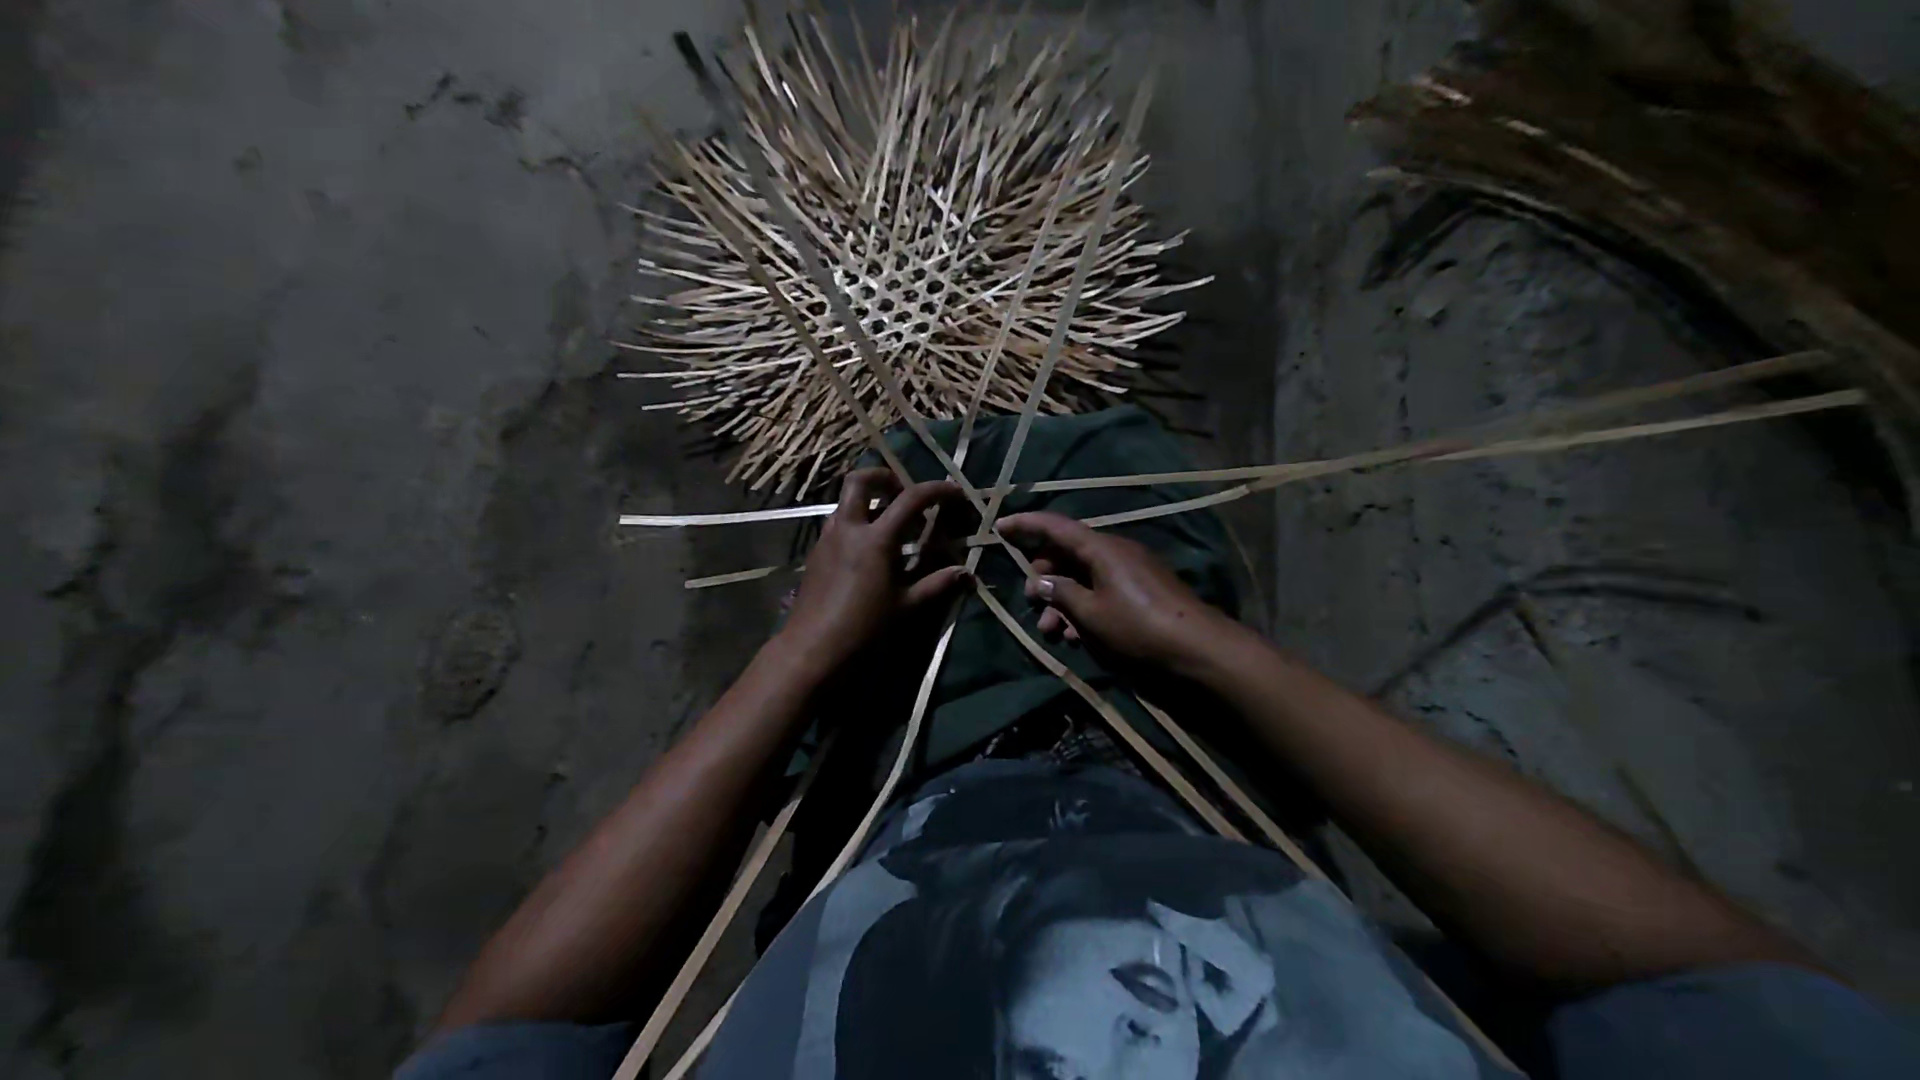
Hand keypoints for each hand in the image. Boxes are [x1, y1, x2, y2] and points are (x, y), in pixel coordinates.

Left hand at [773, 469, 970, 674]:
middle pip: (861, 481)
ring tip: (891, 525)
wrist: (812, 648)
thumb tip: (967, 574)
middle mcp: (849, 529)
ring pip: (846, 503)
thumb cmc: (864, 627)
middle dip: (885, 478)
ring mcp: (828, 539)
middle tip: (904, 494)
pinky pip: (838, 524)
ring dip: (869, 502)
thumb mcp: (907, 607)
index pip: (911, 499)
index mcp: (876, 538)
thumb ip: (938, 585)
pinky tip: (869, 551)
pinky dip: (857, 523)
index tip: (955, 492)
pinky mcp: (816, 554)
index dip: (937, 490)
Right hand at [998, 512, 1240, 671]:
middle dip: (1045, 579)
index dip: (1026, 525)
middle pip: (1068, 555)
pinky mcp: (1140, 595)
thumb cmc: (1138, 628)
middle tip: (1034, 606)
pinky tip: (1078, 637)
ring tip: (1054, 632)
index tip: (999, 527)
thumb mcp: (1091, 613)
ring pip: (1083, 579)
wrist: (1199, 652)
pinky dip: (1084, 610)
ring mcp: (1130, 574)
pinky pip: (1101, 593)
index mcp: (1102, 549)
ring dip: (1063, 602)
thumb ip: (1060, 593)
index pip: (1056, 526)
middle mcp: (1116, 554)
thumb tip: (1039, 581)